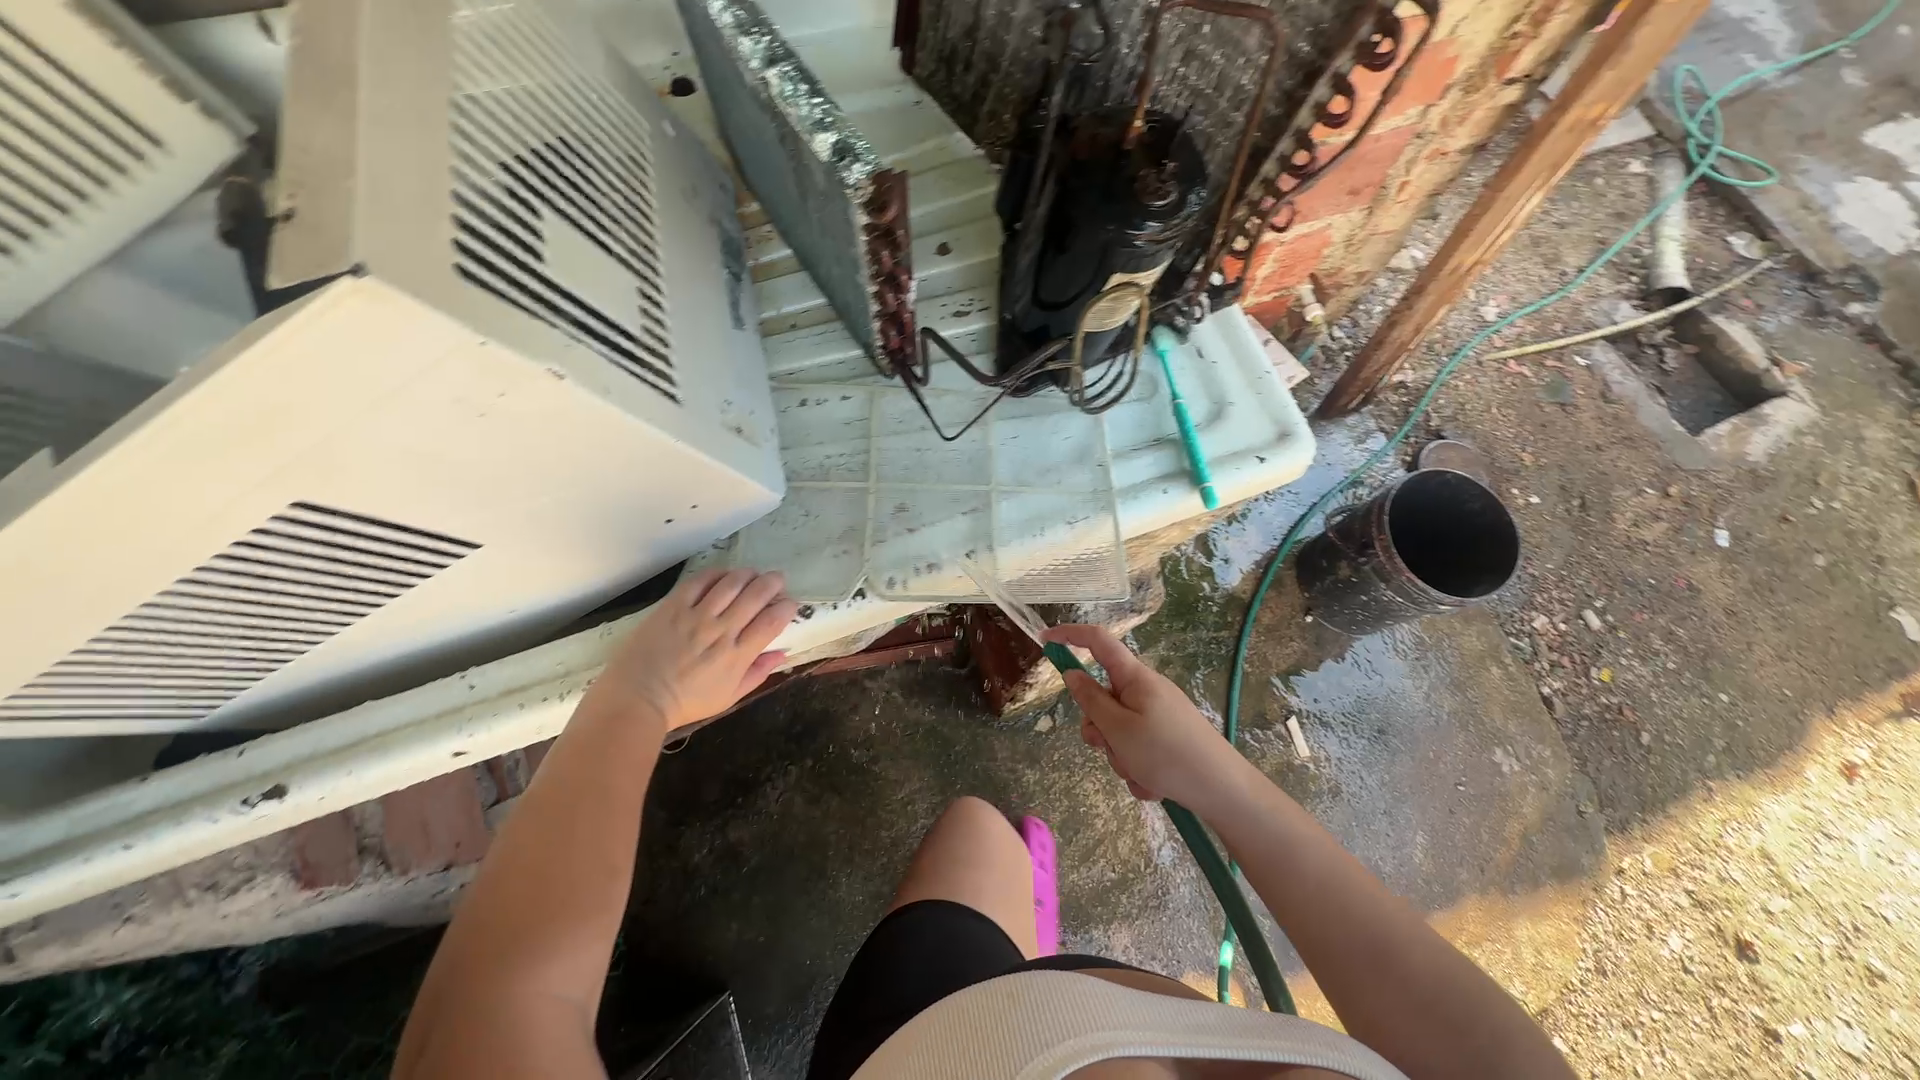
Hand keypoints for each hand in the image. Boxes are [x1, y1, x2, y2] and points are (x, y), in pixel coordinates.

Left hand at [587, 568, 797, 734]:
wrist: (637, 697)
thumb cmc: (684, 703)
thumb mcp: (728, 697)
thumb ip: (757, 674)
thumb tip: (782, 654)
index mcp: (737, 656)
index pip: (771, 622)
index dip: (786, 608)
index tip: (790, 603)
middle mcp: (721, 631)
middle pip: (755, 596)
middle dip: (772, 583)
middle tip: (777, 579)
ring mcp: (696, 616)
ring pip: (731, 584)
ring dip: (747, 574)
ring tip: (753, 573)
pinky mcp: (673, 606)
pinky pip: (699, 582)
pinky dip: (716, 574)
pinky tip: (724, 573)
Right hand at [1045, 624, 1244, 808]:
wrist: (1221, 789)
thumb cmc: (1166, 753)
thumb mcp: (1118, 728)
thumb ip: (1090, 700)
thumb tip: (1072, 673)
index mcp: (1135, 678)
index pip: (1098, 642)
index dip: (1070, 635)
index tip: (1044, 639)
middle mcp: (1146, 692)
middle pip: (1103, 699)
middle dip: (1099, 729)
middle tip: (1112, 747)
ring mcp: (1157, 716)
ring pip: (1117, 730)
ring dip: (1120, 755)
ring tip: (1140, 772)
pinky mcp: (1166, 739)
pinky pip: (1136, 750)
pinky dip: (1138, 768)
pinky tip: (1155, 784)